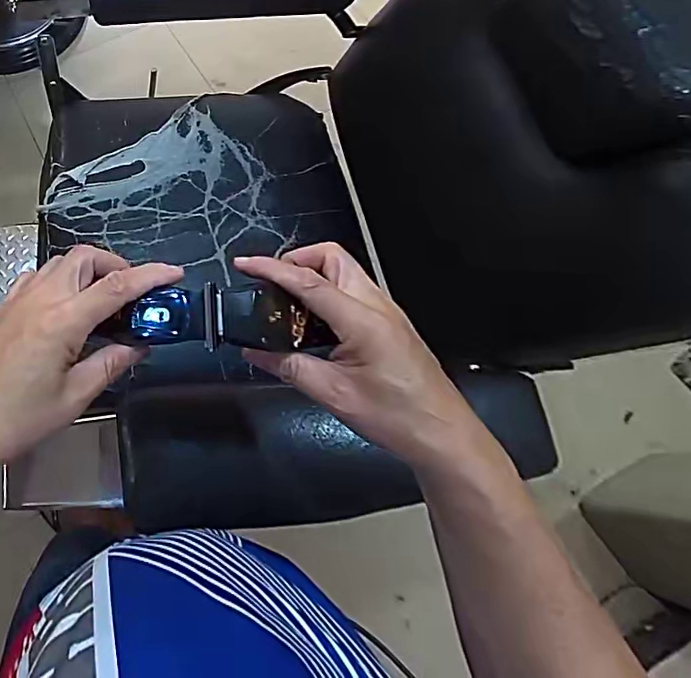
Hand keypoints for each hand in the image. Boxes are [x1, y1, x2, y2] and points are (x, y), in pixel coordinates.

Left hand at [0, 246, 182, 506]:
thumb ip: (110, 363)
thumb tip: (138, 345)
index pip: (116, 285)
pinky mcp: (5, 308)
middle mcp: (39, 299)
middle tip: (135, 294)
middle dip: (117, 266)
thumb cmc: (15, 421)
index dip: (151, 276)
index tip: (173, 273)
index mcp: (61, 321)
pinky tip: (69, 305)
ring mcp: (19, 300)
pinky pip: (40, 276)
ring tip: (106, 302)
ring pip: (63, 263)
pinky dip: (63, 279)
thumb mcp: (73, 397)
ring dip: (90, 270)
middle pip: (86, 258)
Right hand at [235, 244, 497, 476]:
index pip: (307, 280)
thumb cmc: (400, 417)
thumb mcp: (334, 394)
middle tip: (270, 282)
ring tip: (288, 304)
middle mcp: (377, 304)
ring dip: (312, 276)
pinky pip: (352, 289)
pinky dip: (327, 292)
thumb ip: (290, 368)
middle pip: (330, 256)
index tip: (246, 263)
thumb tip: (258, 354)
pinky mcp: (389, 321)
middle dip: (296, 259)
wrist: (444, 434)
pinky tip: (315, 323)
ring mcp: (386, 310)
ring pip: (343, 270)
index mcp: (362, 319)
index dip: (271, 268)